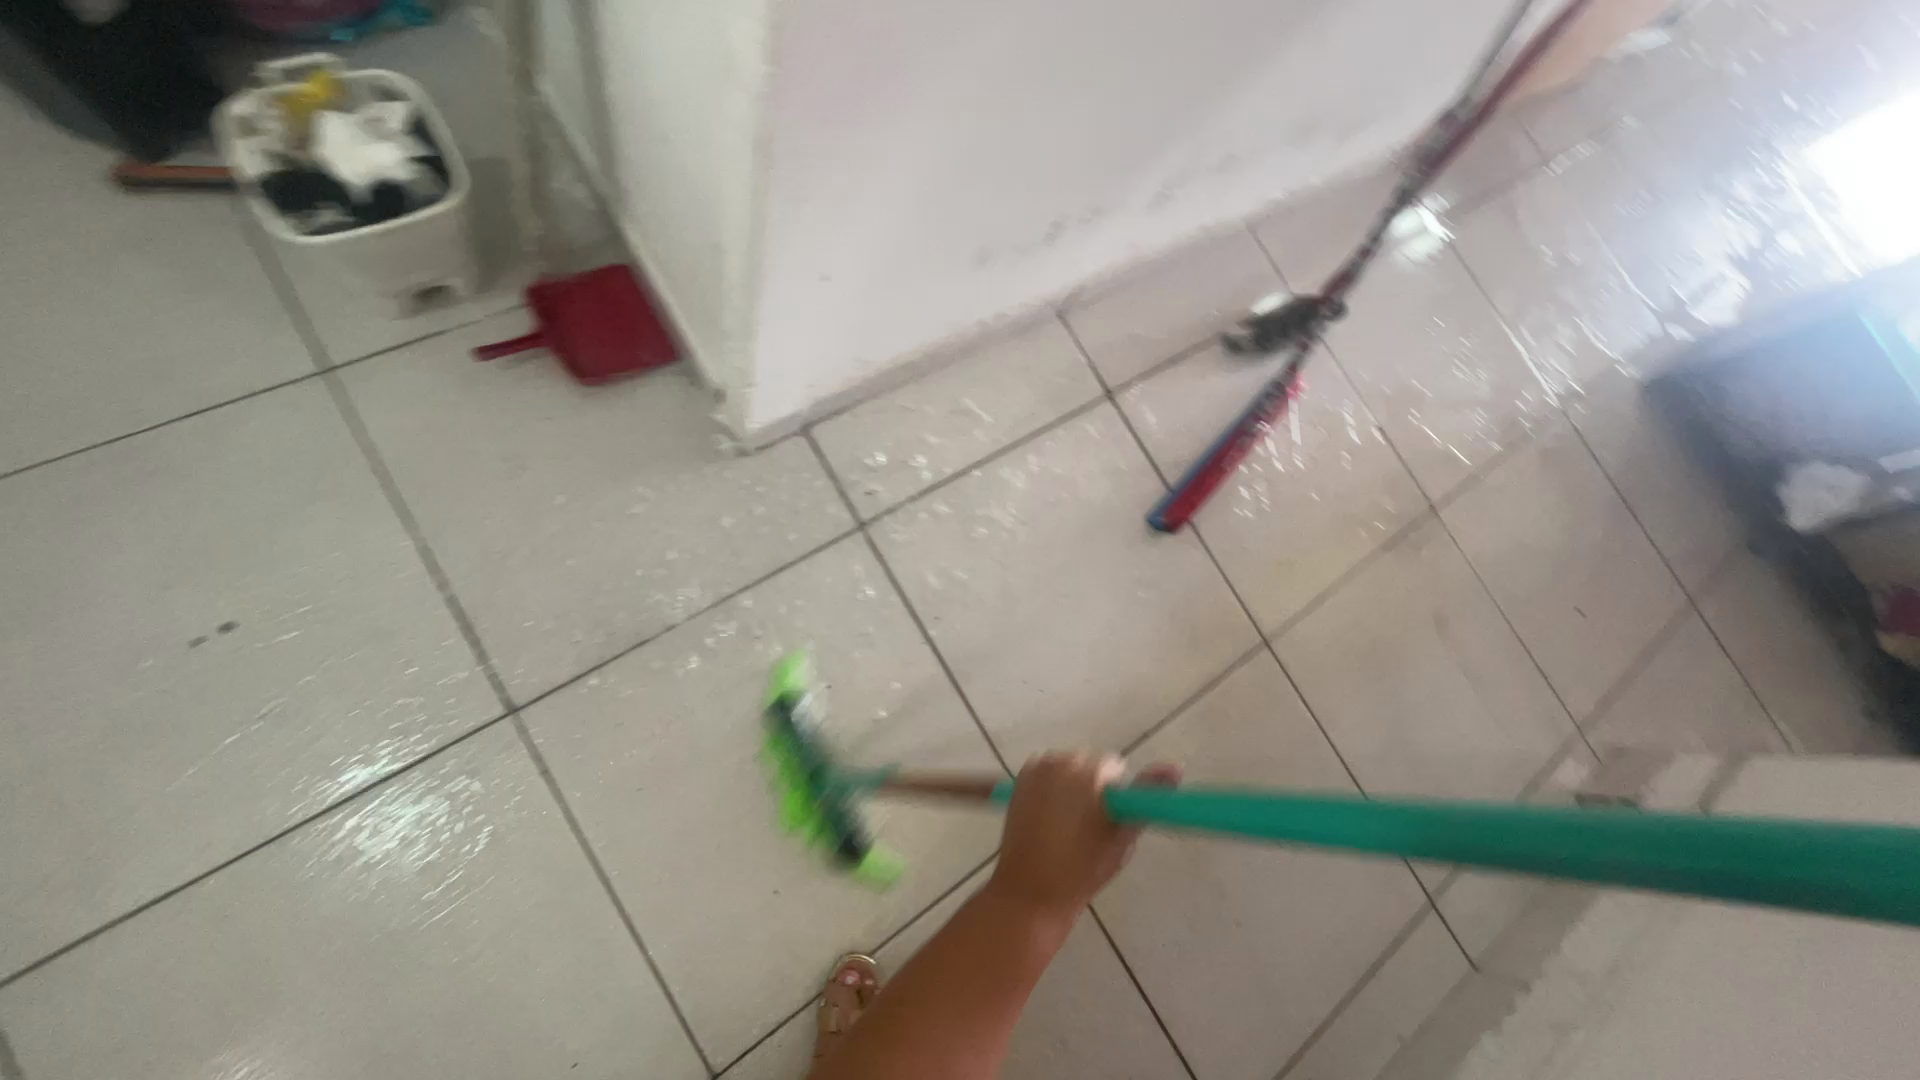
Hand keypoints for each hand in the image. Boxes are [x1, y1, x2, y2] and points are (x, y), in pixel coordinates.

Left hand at [986, 752, 1181, 921]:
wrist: (1032, 889)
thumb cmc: (1083, 868)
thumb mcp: (1124, 836)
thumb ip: (1148, 796)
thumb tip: (1176, 766)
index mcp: (1089, 772)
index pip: (1115, 769)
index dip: (1114, 796)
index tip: (1107, 823)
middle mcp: (1061, 761)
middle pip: (1088, 764)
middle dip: (1092, 788)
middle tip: (1087, 828)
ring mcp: (1036, 768)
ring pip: (1067, 768)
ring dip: (1071, 787)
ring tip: (1066, 827)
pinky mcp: (1019, 779)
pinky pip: (1046, 774)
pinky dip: (1050, 788)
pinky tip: (1048, 818)